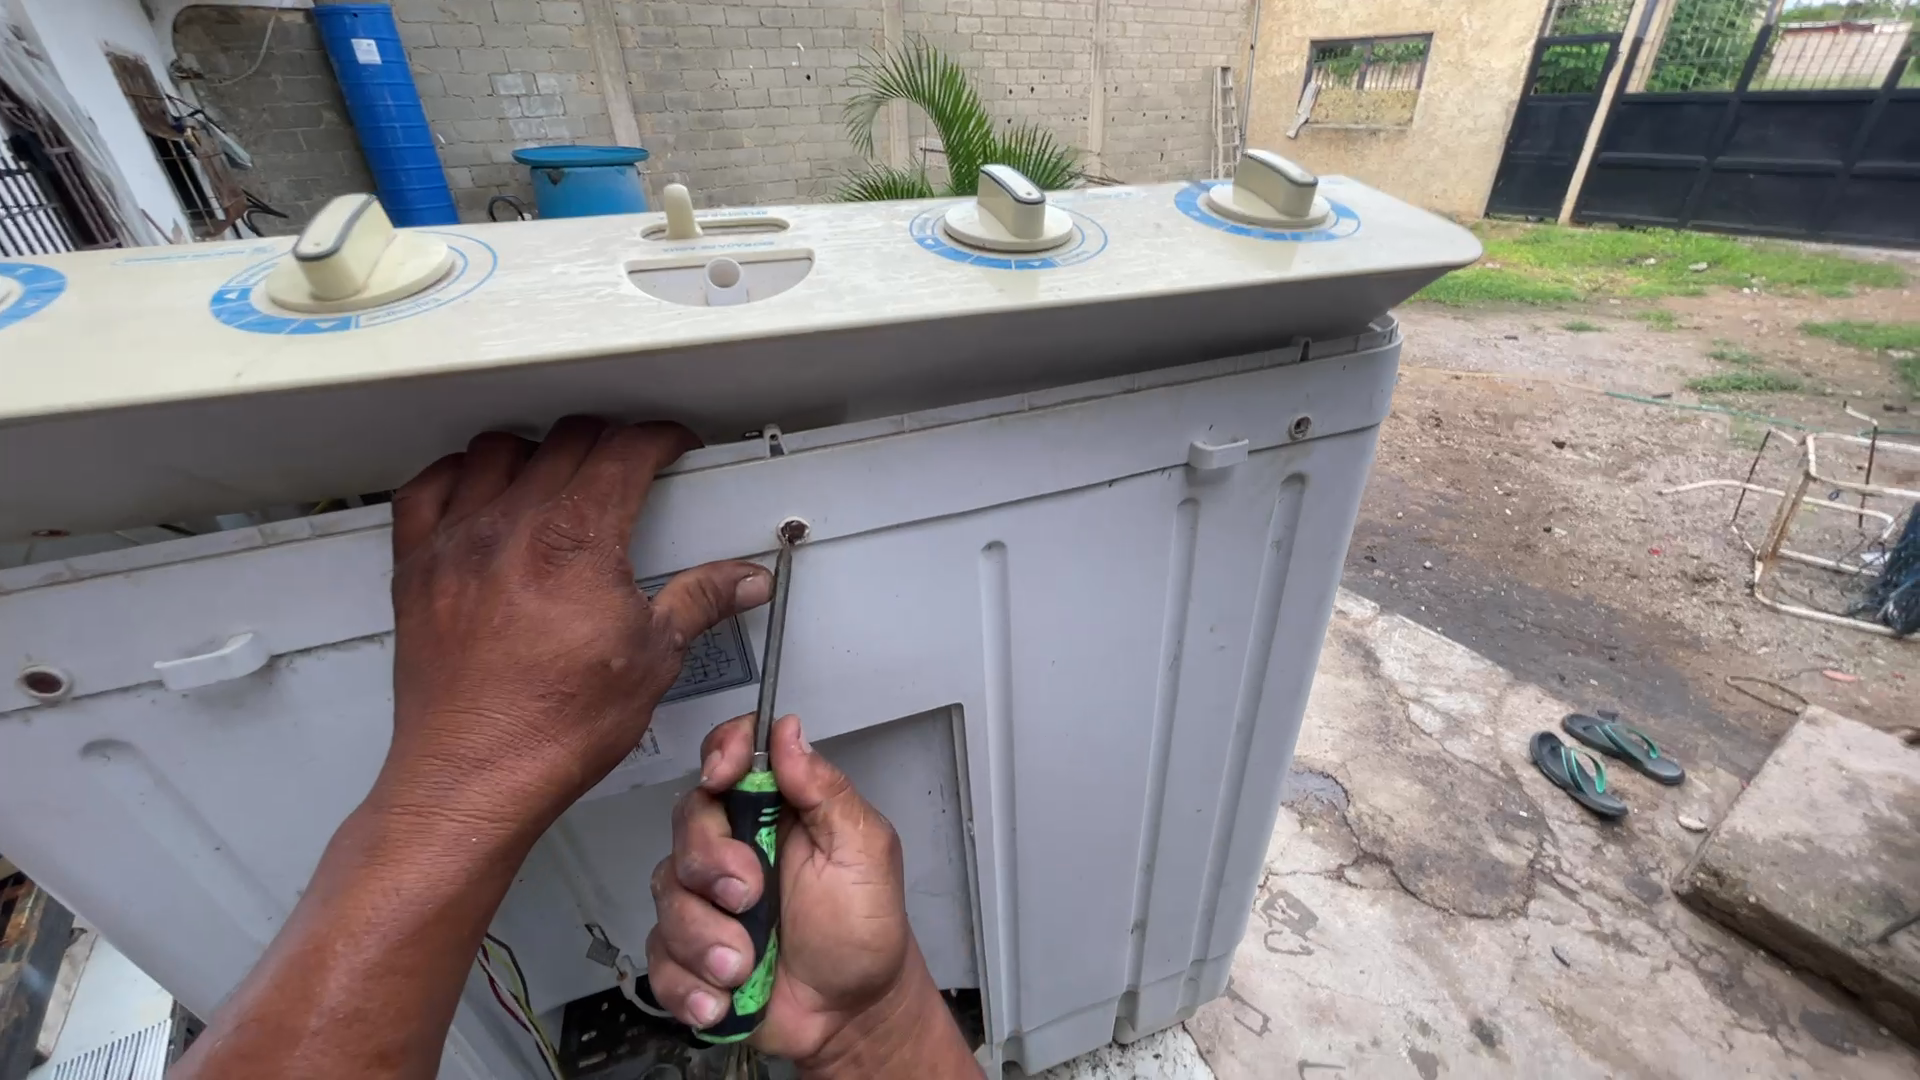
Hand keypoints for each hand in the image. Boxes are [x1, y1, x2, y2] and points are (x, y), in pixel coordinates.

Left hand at [382, 417, 772, 829]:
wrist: (477, 775)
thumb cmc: (560, 723)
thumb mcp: (655, 655)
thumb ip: (702, 599)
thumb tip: (746, 580)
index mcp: (577, 539)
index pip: (625, 451)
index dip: (660, 437)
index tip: (674, 444)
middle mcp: (512, 526)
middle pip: (567, 440)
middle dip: (612, 437)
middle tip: (634, 459)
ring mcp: (457, 542)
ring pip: (497, 450)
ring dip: (540, 448)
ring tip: (564, 470)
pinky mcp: (417, 569)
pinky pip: (426, 489)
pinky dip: (461, 474)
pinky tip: (484, 489)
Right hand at [646, 714, 975, 1075]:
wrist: (852, 1012)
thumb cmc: (865, 923)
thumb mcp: (864, 848)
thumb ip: (826, 789)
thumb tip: (788, 730)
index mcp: (780, 808)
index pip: (734, 754)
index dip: (720, 752)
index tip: (722, 776)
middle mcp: (738, 841)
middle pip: (689, 817)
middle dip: (712, 862)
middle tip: (751, 896)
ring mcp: (709, 896)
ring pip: (667, 889)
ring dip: (704, 935)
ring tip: (746, 963)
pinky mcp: (689, 948)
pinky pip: (660, 955)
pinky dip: (689, 982)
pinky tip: (724, 996)